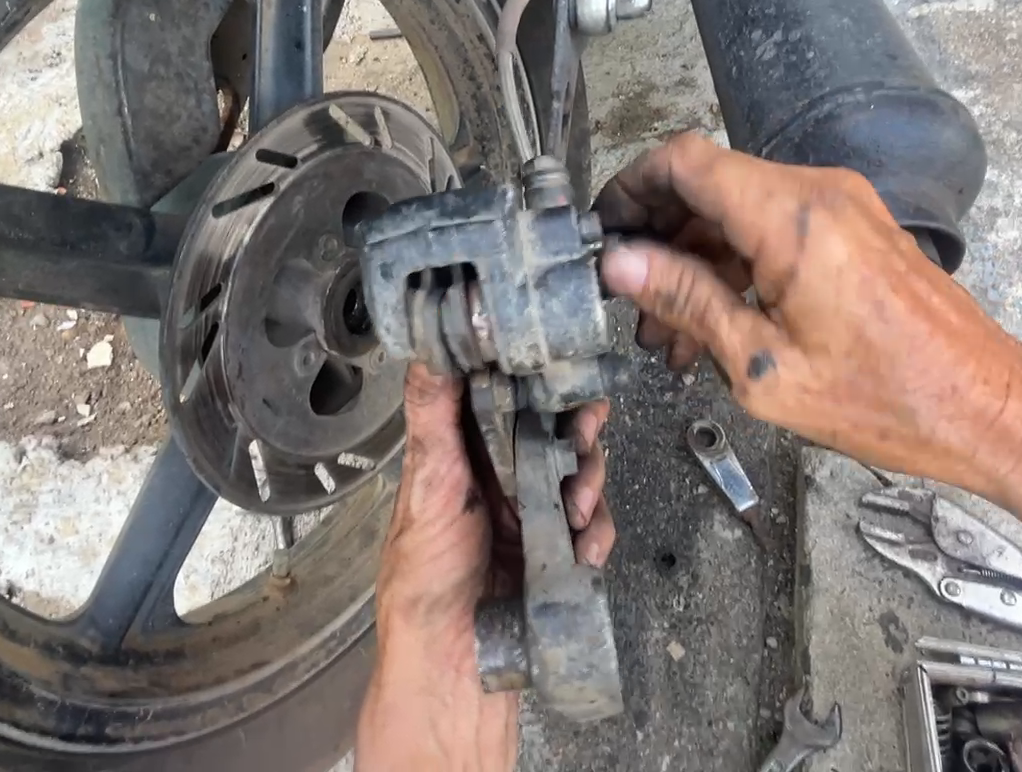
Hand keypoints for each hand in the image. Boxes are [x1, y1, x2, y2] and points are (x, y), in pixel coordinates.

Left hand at [356, 364, 612, 771]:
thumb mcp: (426, 489)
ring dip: (589, 480)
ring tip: (577, 506)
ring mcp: (531, 512)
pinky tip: (583, 547)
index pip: (503, 398)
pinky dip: (596, 530)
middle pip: (551, 430)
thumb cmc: (425, 581)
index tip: (557, 363)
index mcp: (463, 455)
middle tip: (586, 430)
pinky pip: (592, 523)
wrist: (451, 674)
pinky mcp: (556, 547)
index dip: (532, 378)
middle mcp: (499, 476)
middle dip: (575, 428)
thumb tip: (426, 347)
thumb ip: (433, 418)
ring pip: (578, 470)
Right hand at [595, 133, 1021, 510]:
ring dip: (691, 261)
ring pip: (734, 212)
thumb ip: (685, 299)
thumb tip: (618, 263)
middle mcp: (814, 192)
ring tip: (665, 333)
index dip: (631, 186)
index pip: (684, 160)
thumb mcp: (763, 362)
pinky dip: (731, 266)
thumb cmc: (884, 398)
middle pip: (705, 184)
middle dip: (656, 237)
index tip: (603, 231)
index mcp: (790, 216)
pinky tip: (710, 326)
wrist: (989, 406)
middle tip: (629, 300)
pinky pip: (769, 230)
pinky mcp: (848, 229)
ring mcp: (836, 206)